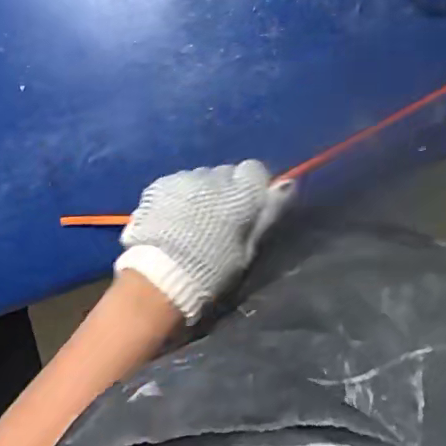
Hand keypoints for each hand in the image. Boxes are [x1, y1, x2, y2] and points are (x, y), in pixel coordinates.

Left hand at [116, 161, 291, 319]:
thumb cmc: (211, 270)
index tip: (246, 207)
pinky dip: (177, 196)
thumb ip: (266, 214)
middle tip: (217, 219)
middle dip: (225, 191)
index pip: (254, 170)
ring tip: (191, 221)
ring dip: (200, 192)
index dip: (251, 188)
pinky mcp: (160, 183)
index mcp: (239, 193)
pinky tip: (171, 218)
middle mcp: (212, 177)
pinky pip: (176, 183)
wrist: (161, 275)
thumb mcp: (247, 248)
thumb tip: (285, 185)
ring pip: (199, 178)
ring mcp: (183, 178)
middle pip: (225, 173)